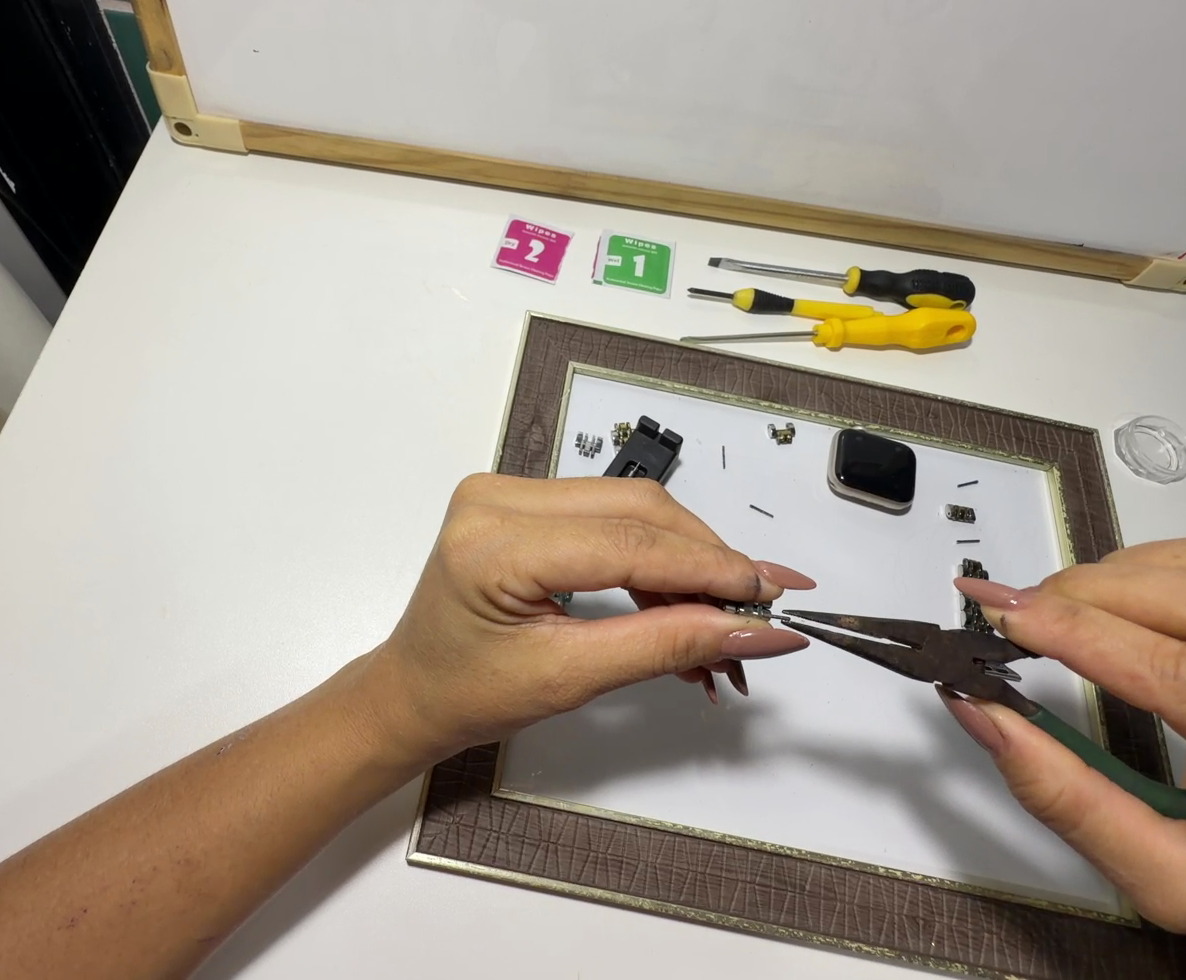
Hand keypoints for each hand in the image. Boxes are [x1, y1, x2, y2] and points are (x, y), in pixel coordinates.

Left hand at [361, 474, 813, 763]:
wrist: (417, 690)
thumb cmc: (468, 692)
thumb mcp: (572, 677)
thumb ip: (668, 644)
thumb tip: (751, 628)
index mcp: (493, 543)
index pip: (628, 542)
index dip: (709, 568)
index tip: (768, 594)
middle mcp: (496, 499)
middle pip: (637, 510)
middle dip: (705, 560)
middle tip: (757, 606)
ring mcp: (506, 493)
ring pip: (630, 507)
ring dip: (683, 560)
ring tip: (720, 618)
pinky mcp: (522, 502)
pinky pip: (608, 515)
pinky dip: (651, 556)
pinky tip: (679, 600)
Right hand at [952, 531, 1185, 969]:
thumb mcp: (1158, 882)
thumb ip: (1063, 797)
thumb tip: (981, 710)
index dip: (1086, 638)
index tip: (1008, 617)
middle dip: (1096, 592)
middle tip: (1018, 605)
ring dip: (1124, 573)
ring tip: (1064, 604)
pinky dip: (1162, 562)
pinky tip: (1125, 595)